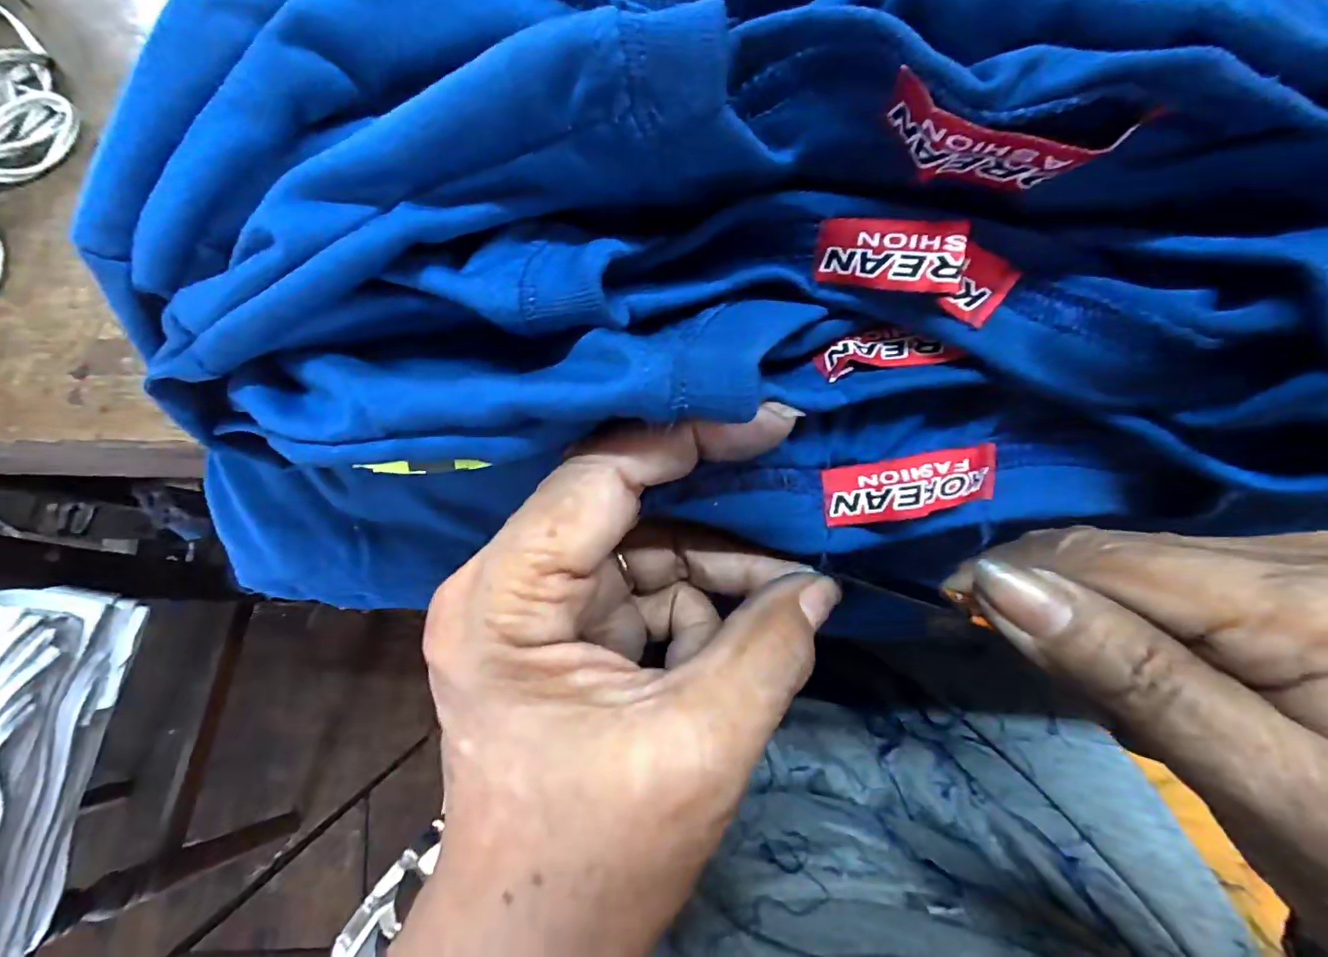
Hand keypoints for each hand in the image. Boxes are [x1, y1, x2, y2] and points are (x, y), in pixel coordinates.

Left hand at [401, 408, 840, 956]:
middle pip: (618, 497)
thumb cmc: (596, 854)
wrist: (537, 940)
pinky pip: (650, 583)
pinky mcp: (572, 629)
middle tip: (781, 454)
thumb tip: (822, 587)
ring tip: (790, 581)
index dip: (685, 439)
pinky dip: (705, 594)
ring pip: (645, 541)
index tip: (765, 421)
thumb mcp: (698, 747)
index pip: (598, 478)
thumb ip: (768, 652)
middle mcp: (507, 582)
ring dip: (719, 557)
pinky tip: (755, 620)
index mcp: (505, 597)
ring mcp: (539, 604)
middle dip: (707, 486)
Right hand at [947, 528, 1327, 956]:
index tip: (952, 598)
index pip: (1142, 564)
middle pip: (1157, 558)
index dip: (1033, 572)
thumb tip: (1006, 587)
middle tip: (993, 634)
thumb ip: (1144, 686)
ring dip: (1107, 610)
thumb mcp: (1294, 812)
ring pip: (1179, 568)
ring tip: (1070, 662)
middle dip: (1064, 592)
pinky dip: (1159, 621)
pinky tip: (1151, 658)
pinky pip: (1219, 588)